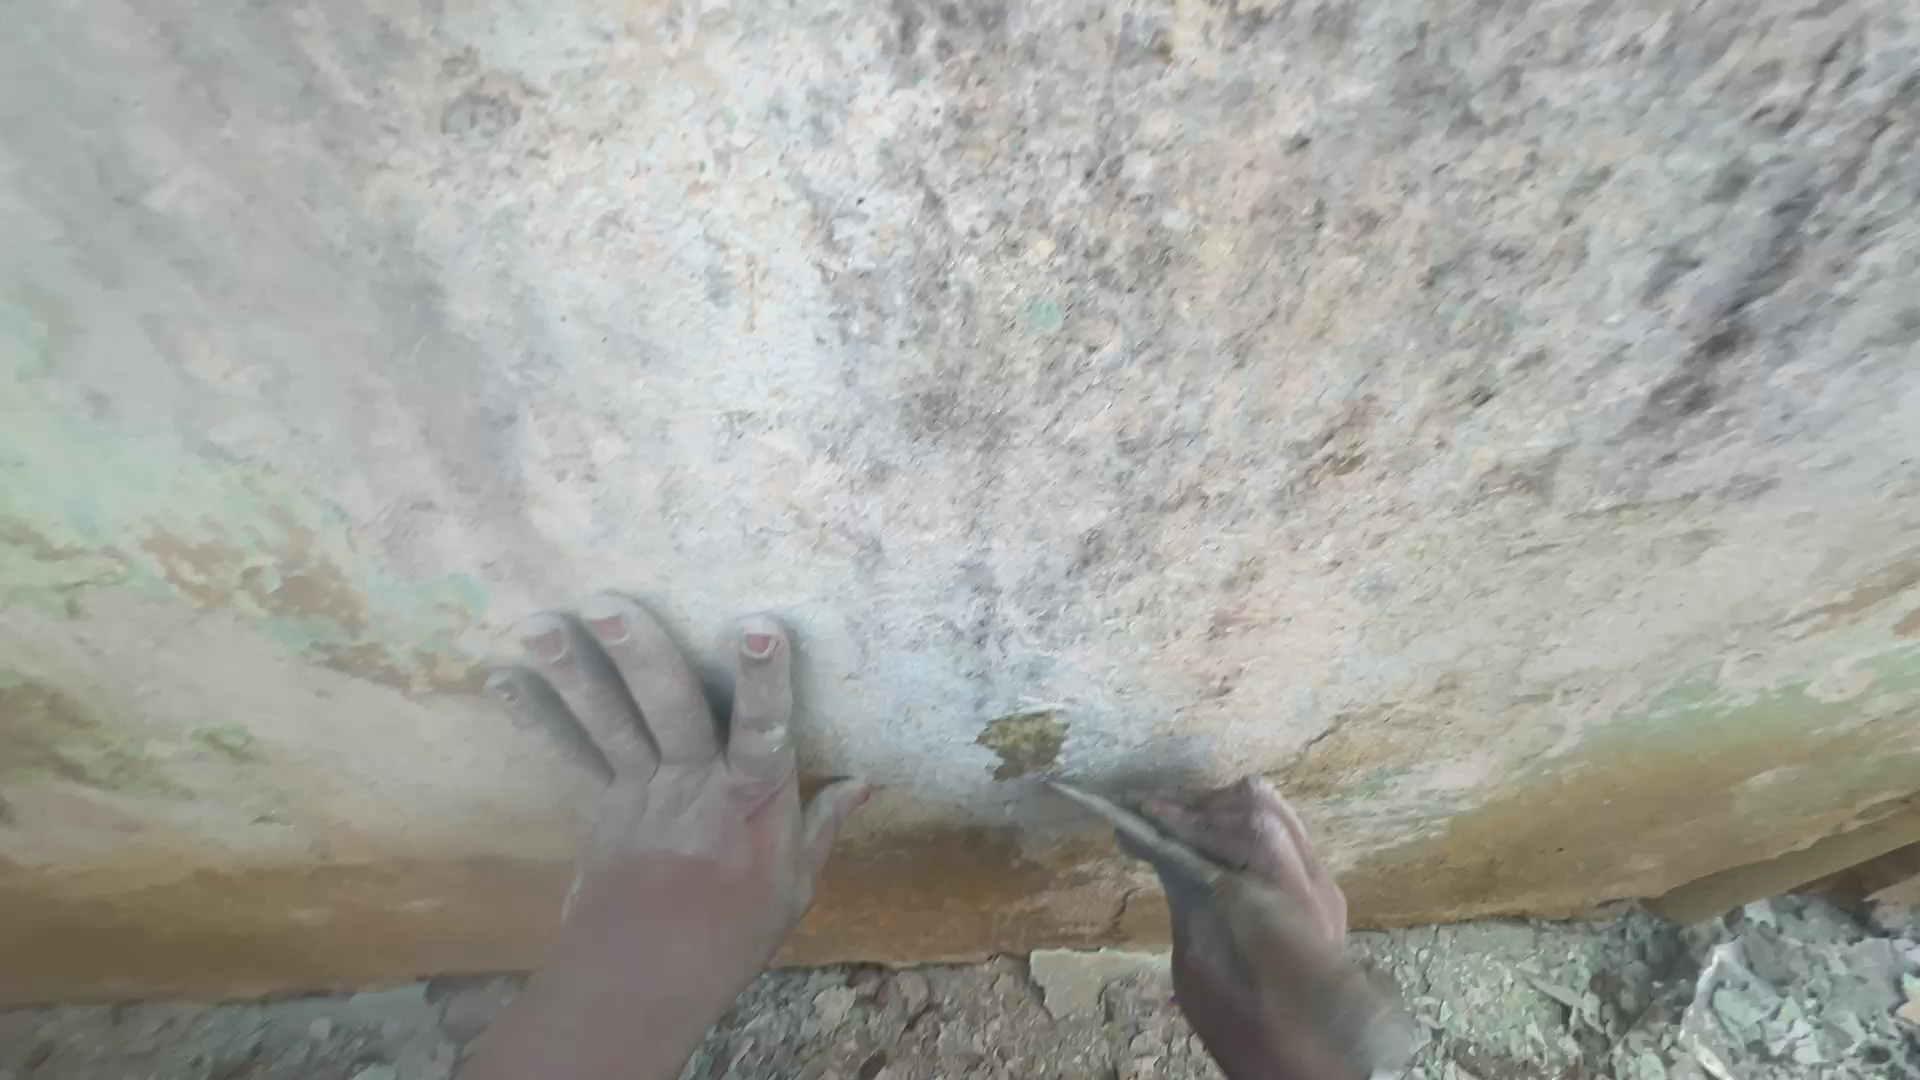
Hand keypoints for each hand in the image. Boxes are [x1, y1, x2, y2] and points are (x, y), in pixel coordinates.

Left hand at [463, 596, 867, 1079]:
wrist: (641, 985)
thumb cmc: (732, 929)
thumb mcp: (795, 882)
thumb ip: (825, 822)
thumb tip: (867, 781)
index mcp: (750, 799)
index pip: (763, 731)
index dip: (764, 680)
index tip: (759, 626)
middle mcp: (691, 784)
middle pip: (670, 713)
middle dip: (643, 657)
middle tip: (609, 606)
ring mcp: (637, 792)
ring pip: (609, 724)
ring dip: (576, 673)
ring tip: (540, 624)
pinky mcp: (598, 807)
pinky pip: (567, 757)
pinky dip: (535, 717)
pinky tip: (505, 678)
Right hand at [1126, 778, 1403, 1079]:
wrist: (1310, 1068)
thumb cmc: (1243, 1026)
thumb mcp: (1195, 966)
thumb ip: (1183, 896)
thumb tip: (1149, 838)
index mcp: (1271, 915)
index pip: (1219, 840)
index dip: (1174, 820)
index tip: (1133, 812)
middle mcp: (1306, 888)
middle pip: (1252, 813)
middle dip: (1195, 807)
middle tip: (1150, 812)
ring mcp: (1320, 883)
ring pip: (1271, 809)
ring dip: (1218, 807)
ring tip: (1178, 818)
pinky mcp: (1321, 885)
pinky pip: (1284, 826)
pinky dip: (1242, 818)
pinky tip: (1212, 830)